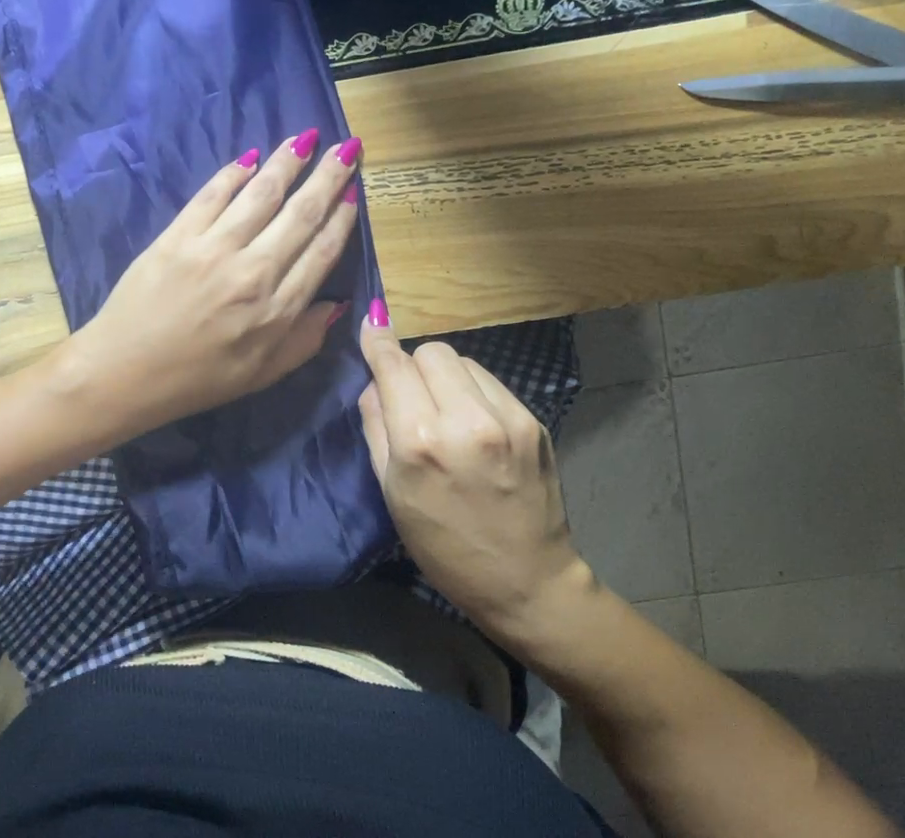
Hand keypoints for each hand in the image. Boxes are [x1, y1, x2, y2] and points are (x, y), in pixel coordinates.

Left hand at [58, 129, 361, 434]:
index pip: (321, 252)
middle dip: (328, 178)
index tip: (353, 194)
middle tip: (346, 148)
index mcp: (277, 309)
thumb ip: (304, 340)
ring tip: (306, 139)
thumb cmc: (195, 380)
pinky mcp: (176, 237)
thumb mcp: (261, 375)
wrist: (124, 373)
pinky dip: (233, 174)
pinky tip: (250, 159)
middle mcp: (252, 272)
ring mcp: (212, 249)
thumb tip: (336, 303)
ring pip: (260, 194)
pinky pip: (211, 195)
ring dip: (287, 162)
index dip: (341, 219)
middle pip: (300, 214)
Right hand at [356, 307, 587, 635]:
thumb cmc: (443, 546)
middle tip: (410, 399)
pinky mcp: (534, 421)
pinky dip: (472, 392)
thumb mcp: (390, 492)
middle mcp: (466, 419)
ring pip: (463, 361)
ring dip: (445, 377)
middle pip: (431, 352)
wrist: (526, 580)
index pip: (394, 365)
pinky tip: (474, 426)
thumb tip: (374, 381)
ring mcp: (507, 418)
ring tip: (445, 414)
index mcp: (420, 441)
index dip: (378, 342)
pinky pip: (490, 382)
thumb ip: (376, 426)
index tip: (370, 323)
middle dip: (413, 366)